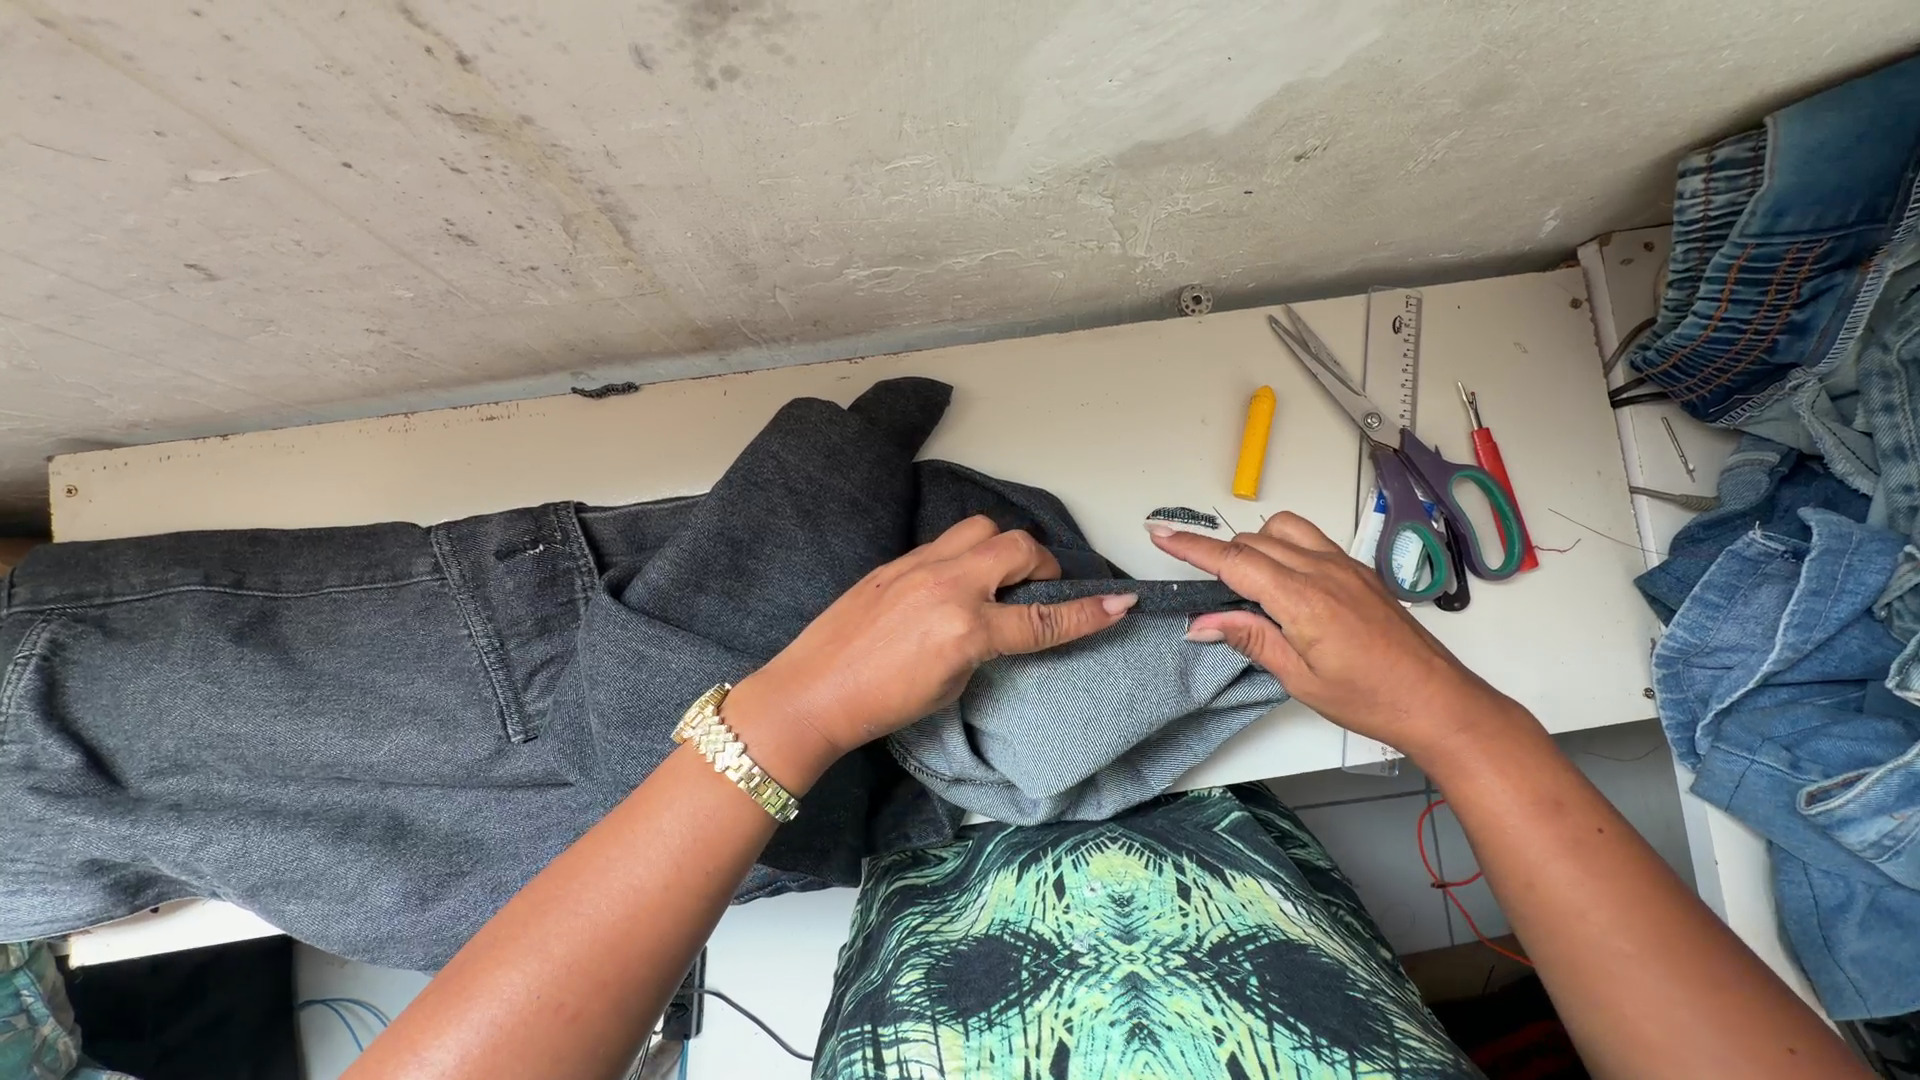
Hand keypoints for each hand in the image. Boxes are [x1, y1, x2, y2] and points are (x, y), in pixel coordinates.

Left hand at [730, 516, 1136, 769]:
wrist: (812, 691)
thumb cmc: (880, 704)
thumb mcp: (952, 686)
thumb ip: (985, 645)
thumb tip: (999, 621)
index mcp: (966, 629)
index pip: (1042, 620)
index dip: (1087, 615)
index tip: (1120, 605)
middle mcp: (947, 586)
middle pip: (1019, 548)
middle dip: (1042, 567)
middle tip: (1037, 592)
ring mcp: (918, 567)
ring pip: (982, 528)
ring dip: (1003, 549)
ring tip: (997, 579)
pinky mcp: (896, 562)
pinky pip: (947, 543)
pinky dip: (966, 555)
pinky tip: (955, 584)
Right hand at [1150, 511, 1516, 757]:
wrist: (1438, 701)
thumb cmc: (1372, 698)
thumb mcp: (1298, 678)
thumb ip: (1248, 639)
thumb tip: (1201, 624)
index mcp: (1304, 600)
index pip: (1234, 561)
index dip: (1192, 546)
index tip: (1160, 534)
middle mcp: (1324, 571)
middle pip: (1252, 541)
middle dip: (1218, 553)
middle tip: (1199, 583)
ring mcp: (1344, 566)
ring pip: (1282, 528)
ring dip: (1253, 543)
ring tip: (1243, 579)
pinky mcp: (1357, 570)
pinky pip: (1308, 539)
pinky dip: (1282, 546)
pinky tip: (1281, 579)